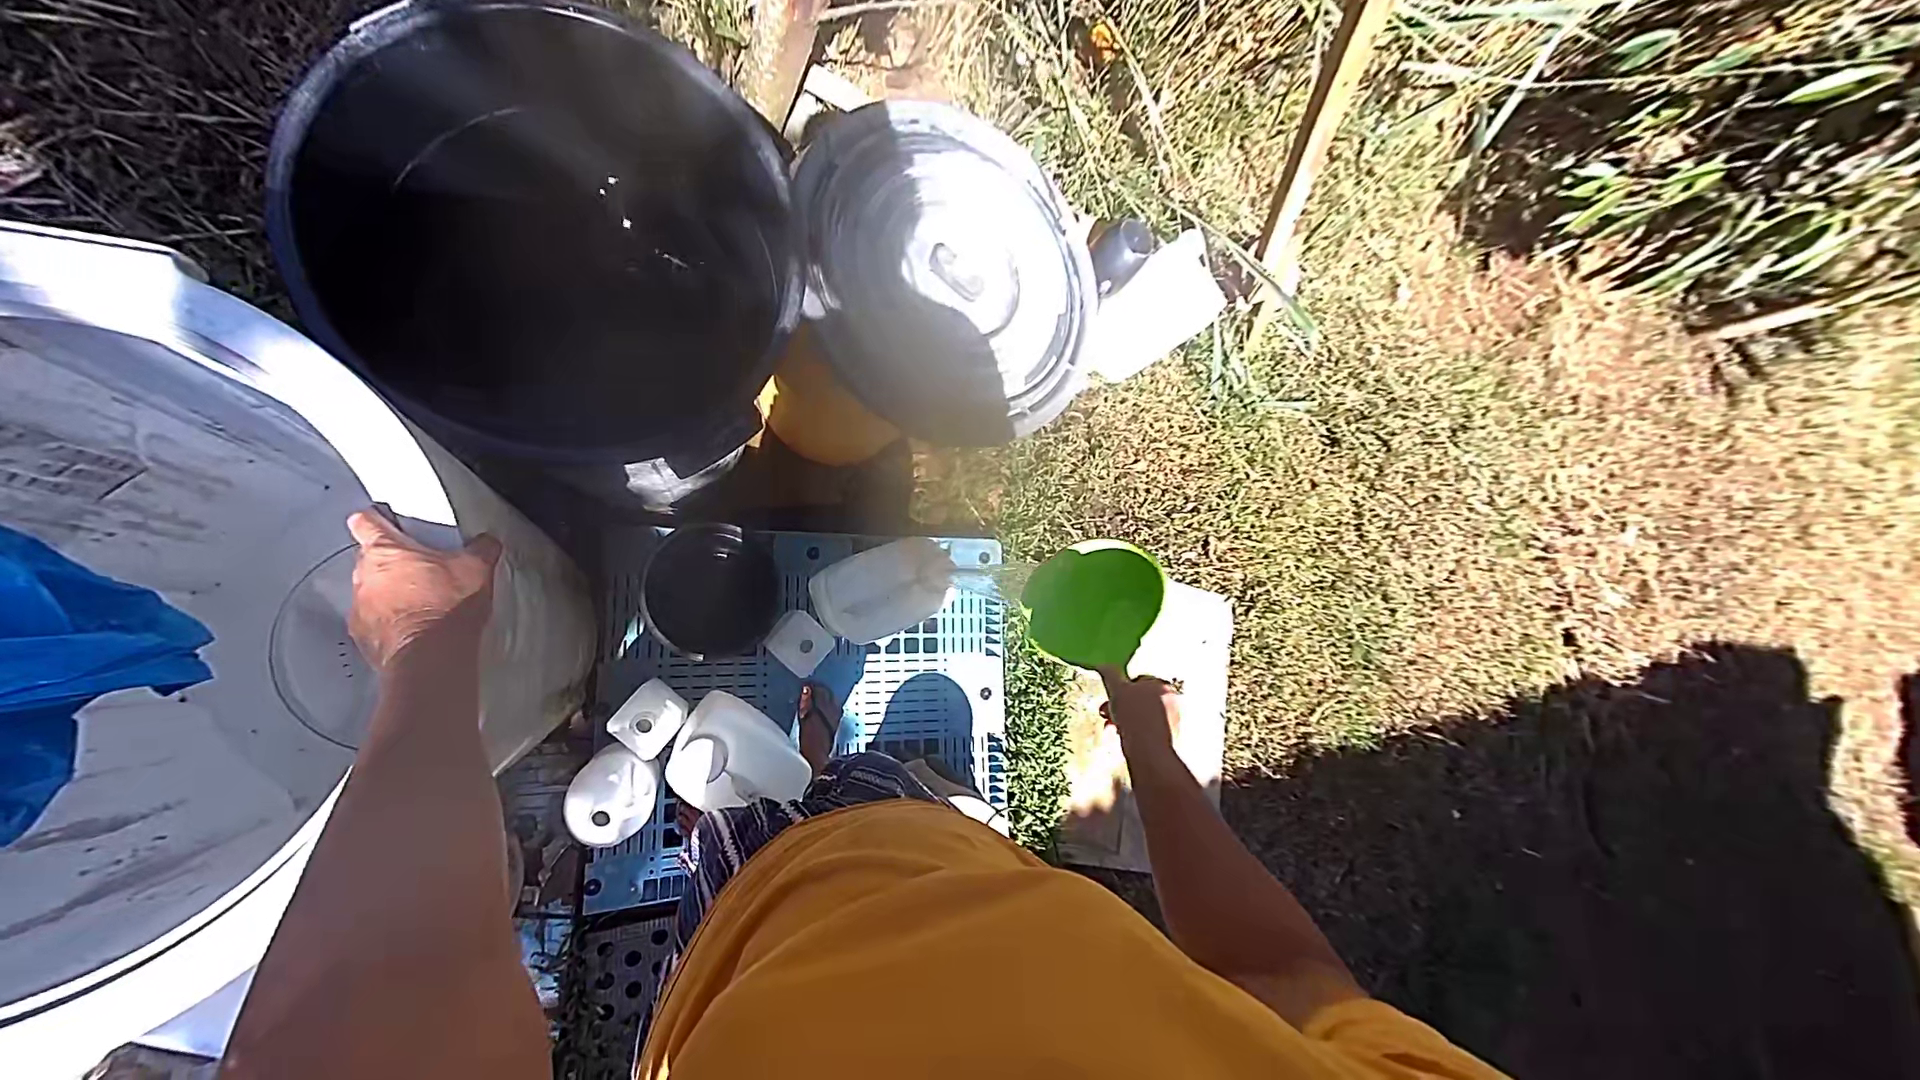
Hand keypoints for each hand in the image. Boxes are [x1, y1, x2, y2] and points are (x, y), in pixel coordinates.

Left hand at [346, 507, 500, 669]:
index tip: (384, 520)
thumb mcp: (477, 568)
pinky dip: (391, 619)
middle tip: (424, 566)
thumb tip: (486, 541)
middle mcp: (364, 576)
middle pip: (370, 557)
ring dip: (391, 590)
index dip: (375, 519)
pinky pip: (374, 619)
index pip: (365, 523)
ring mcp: (360, 606)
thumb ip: (481, 548)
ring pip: (371, 589)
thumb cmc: (447, 605)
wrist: (432, 653)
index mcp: (387, 551)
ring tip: (424, 599)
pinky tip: (418, 624)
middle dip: (394, 560)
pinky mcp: (363, 634)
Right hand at [1096, 666, 1180, 749]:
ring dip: (1125, 719)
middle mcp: (1172, 701)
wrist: (1149, 750)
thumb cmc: (1134, 716)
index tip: (1111, 697)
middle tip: (1107, 713)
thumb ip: (1110, 674)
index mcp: (1163, 685)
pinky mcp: (1170, 738)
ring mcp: (1173, 720)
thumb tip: (1103, 664)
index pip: (1139, 680)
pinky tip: (1123, 737)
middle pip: (1140, 699)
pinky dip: (1135, 731)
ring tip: (1112, 727)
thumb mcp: (1117, 689)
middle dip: (1121, 705)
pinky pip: (1148, 730)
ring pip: (1142, 715)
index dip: (1122, 688)